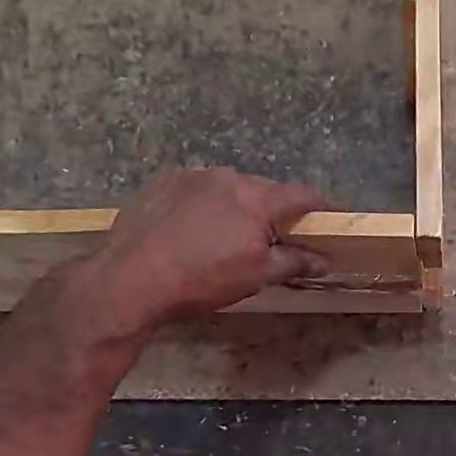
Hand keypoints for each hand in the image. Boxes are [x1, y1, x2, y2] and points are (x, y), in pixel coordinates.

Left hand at [68, 168, 327, 335]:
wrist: (131, 280)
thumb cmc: (204, 279)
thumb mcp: (257, 276)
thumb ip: (295, 262)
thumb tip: (323, 261)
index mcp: (257, 198)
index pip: (303, 194)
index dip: (319, 207)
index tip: (324, 220)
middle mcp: (227, 176)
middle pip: (264, 189)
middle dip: (271, 211)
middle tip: (266, 240)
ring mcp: (192, 175)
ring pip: (227, 187)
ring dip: (234, 205)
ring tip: (221, 236)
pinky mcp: (162, 181)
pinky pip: (195, 188)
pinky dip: (203, 203)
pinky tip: (189, 229)